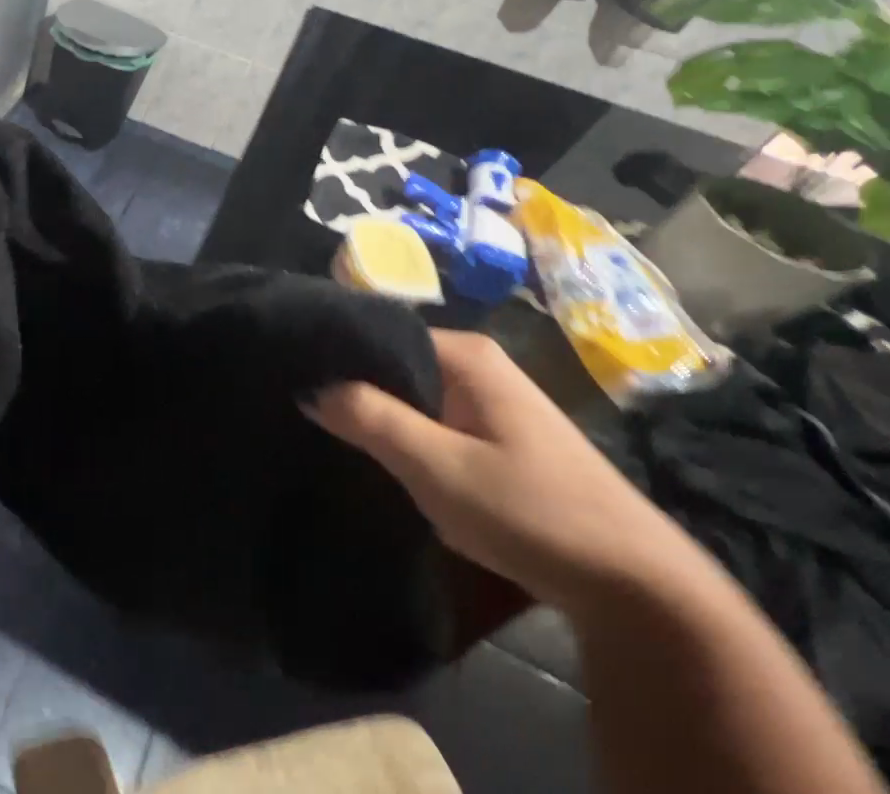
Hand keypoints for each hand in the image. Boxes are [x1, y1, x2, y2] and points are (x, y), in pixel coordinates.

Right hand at [303, 330, 703, 613]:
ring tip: (316, 429)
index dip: (332, 353)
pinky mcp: (493, 439)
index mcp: (468, 358)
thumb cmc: (531, 512)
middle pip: (392, 364)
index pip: (378, 332)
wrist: (631, 584)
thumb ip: (369, 418)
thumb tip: (309, 386)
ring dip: (370, 414)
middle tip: (291, 405)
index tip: (286, 374)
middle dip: (347, 385)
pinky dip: (397, 435)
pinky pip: (427, 422)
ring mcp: (489, 404)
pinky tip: (368, 456)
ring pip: (408, 397)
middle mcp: (479, 369)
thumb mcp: (436, 466)